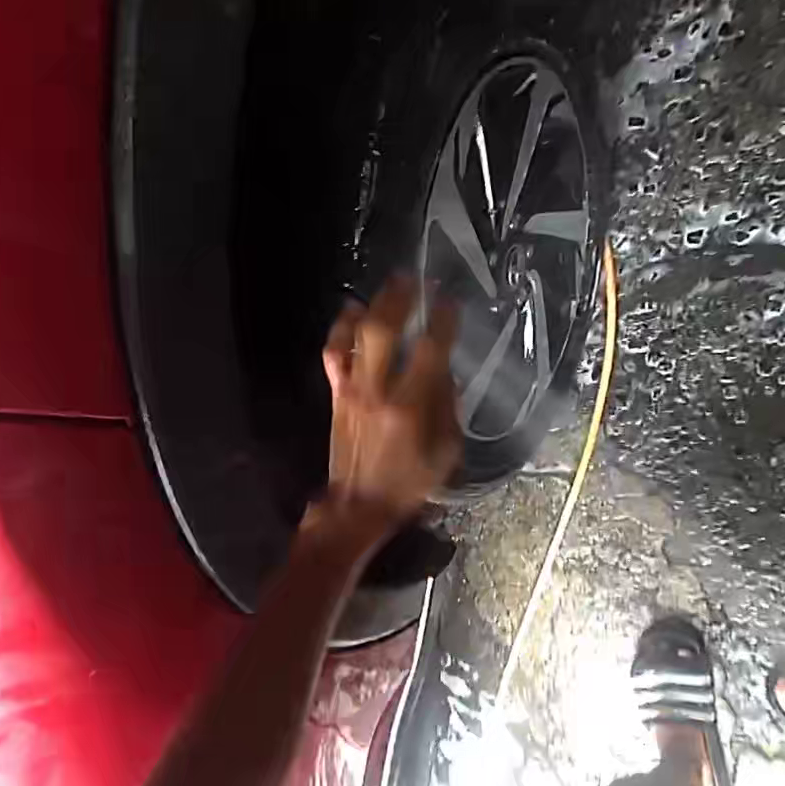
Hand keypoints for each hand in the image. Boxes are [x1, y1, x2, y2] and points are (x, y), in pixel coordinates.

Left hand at [321, 276, 462, 527]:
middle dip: (402, 299)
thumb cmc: (408, 484)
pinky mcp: (337, 394)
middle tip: (416, 279)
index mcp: (412, 408)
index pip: (431, 350)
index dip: (442, 320)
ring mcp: (353, 390)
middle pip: (387, 331)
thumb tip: (445, 373)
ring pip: (359, 336)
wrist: (358, 506)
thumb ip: (448, 409)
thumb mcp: (446, 453)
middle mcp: (380, 391)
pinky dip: (342, 329)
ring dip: (375, 306)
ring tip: (390, 286)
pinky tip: (351, 311)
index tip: (449, 301)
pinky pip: (335, 354)